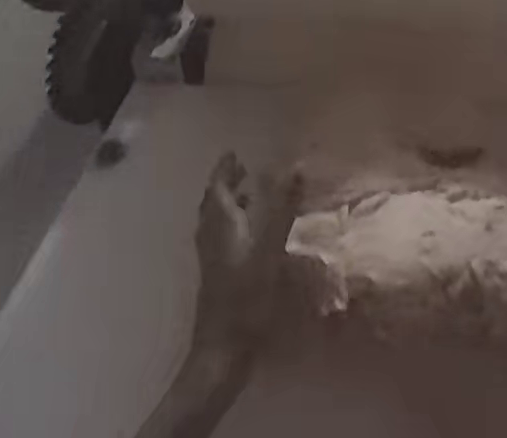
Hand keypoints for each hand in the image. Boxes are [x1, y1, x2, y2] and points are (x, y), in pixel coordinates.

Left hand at [190, 152, 302, 368]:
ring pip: (213, 221)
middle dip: (225, 184)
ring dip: (227, 203)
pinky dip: (230, 223)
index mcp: (221, 226)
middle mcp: (211, 237)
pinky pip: (218, 237)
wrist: (222, 352)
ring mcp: (210, 259)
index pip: (217, 188)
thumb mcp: (271, 249)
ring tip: (247, 195)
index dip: (224, 170)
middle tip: (242, 169)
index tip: (234, 153)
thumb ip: (284, 208)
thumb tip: (296, 166)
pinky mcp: (215, 276)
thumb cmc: (248, 297)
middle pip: (212, 203)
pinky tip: (247, 234)